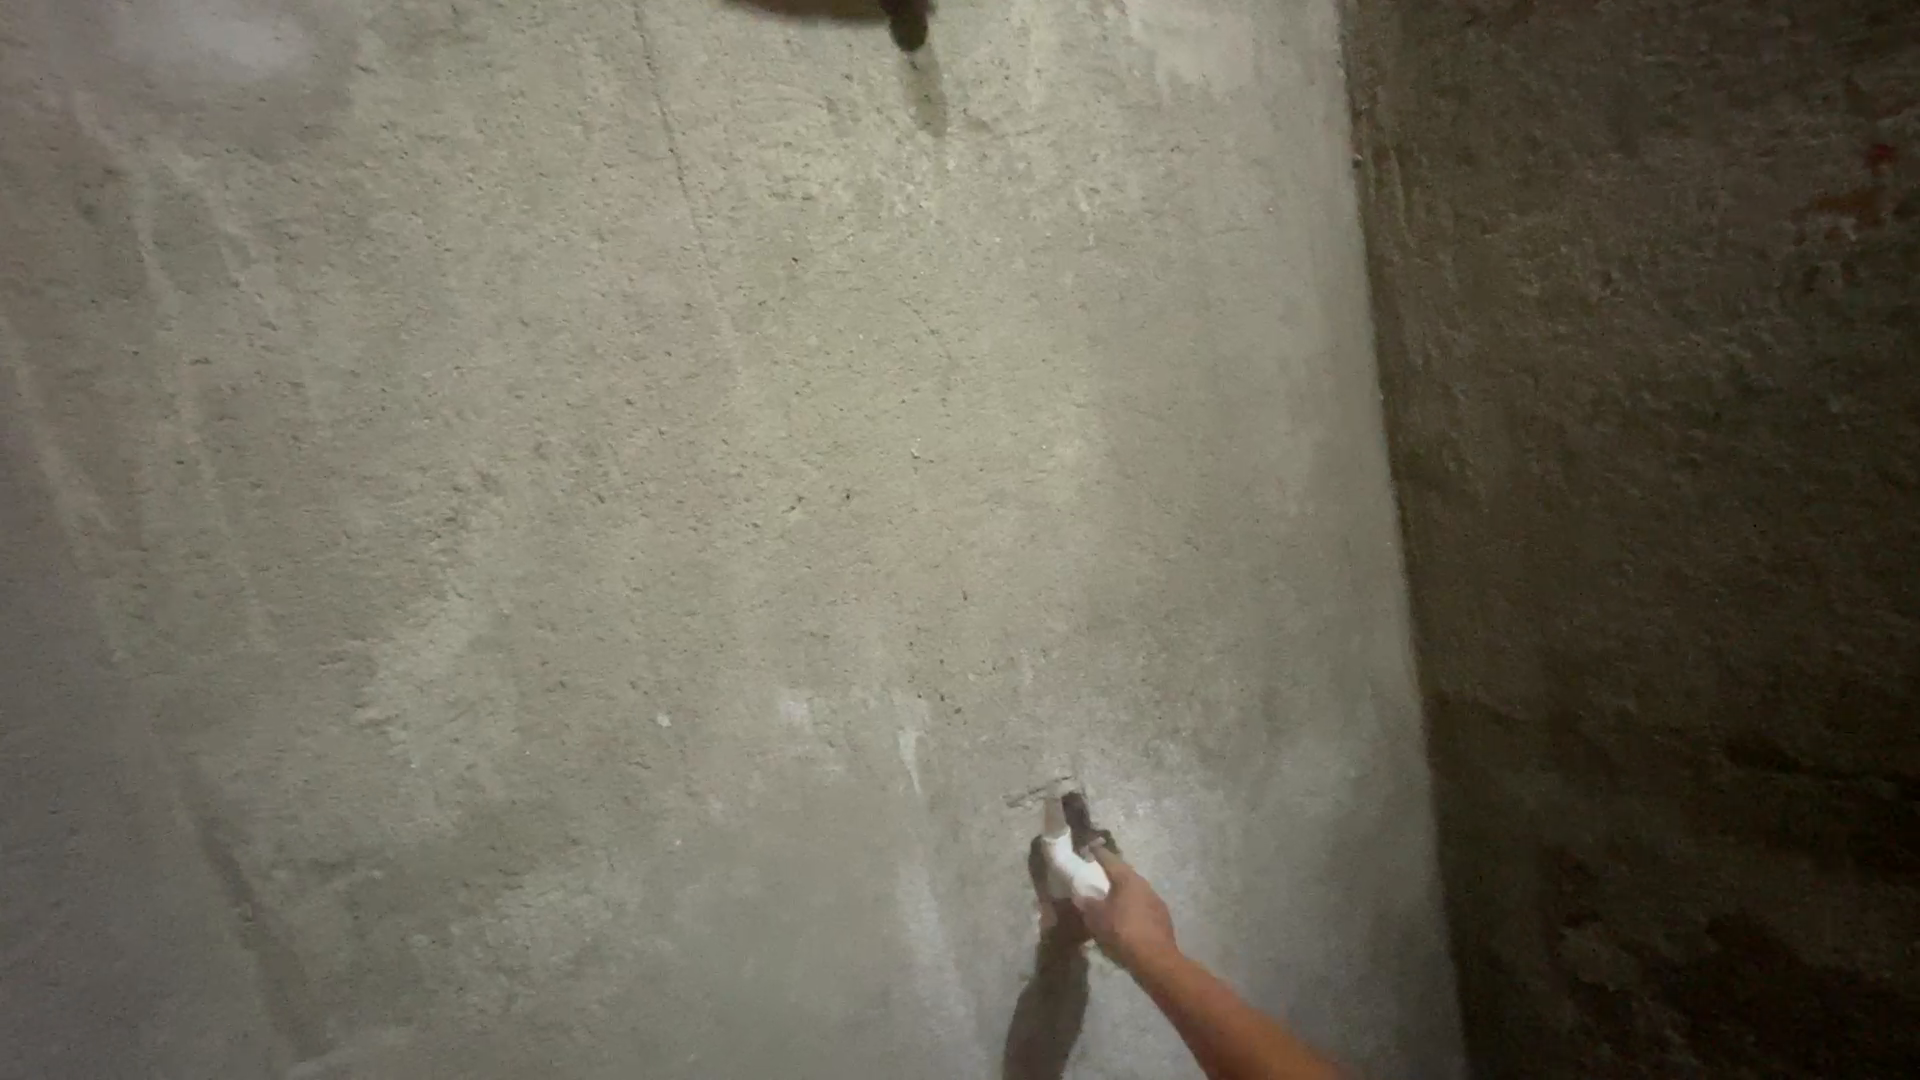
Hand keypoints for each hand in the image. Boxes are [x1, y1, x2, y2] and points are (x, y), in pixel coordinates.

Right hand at [1074, 846, 1177, 969]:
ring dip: (1123, 894)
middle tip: (1097, 879)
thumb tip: (1081, 896)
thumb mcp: (1096, 918)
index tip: (1088, 849)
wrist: (1156, 961)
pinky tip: (1126, 920)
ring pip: (1135, 891)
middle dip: (1111, 875)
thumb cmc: (1122, 932)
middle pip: (1124, 874)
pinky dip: (1132, 909)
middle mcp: (1144, 884)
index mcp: (1127, 878)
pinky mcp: (1163, 918)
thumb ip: (1087, 904)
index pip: (1109, 858)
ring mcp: (1156, 900)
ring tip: (1111, 902)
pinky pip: (1143, 907)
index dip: (1097, 853)